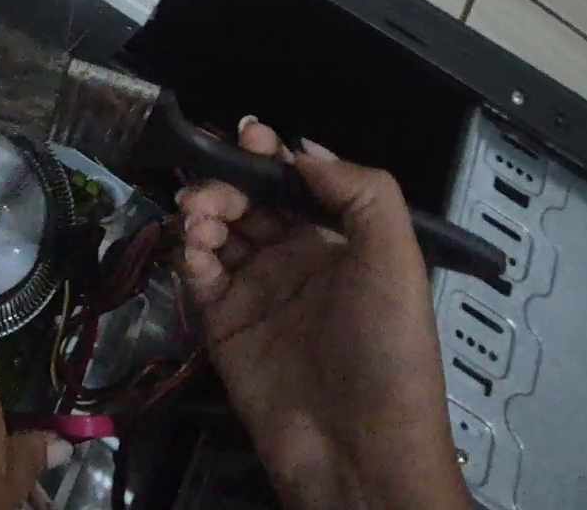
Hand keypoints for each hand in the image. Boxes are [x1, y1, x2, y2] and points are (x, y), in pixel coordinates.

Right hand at [177, 119, 469, 509]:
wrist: (356, 451)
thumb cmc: (386, 352)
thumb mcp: (397, 264)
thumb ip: (361, 193)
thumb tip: (300, 149)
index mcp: (335, 242)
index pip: (293, 183)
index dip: (268, 156)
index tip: (245, 135)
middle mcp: (291, 258)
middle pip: (245, 200)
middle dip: (224, 184)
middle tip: (208, 192)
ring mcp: (253, 288)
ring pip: (216, 228)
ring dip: (201, 212)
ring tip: (197, 221)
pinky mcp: (220, 319)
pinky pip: (196, 272)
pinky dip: (189, 253)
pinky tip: (195, 252)